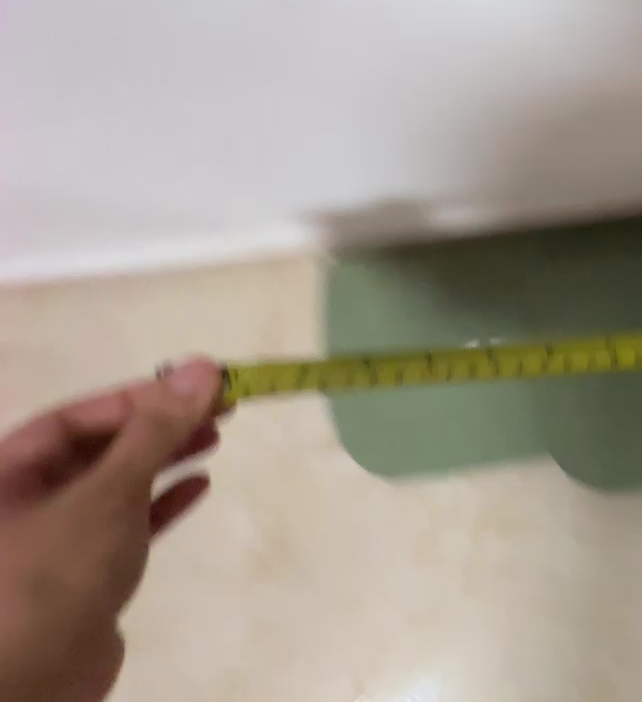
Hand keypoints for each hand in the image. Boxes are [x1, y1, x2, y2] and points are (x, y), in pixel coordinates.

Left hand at [0, 360, 223, 701]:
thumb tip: (203, 366)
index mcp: (1, 482)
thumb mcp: (106, 493)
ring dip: (168, 457)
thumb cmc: (49, 575)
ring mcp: (50, 538)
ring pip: (116, 481)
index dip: (137, 399)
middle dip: (160, 425)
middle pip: (97, 447)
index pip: (71, 420)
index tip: (201, 389)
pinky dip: (165, 499)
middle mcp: (18, 504)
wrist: (29, 681)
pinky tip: (201, 486)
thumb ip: (155, 430)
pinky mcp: (82, 568)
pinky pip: (126, 519)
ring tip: (218, 440)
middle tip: (224, 407)